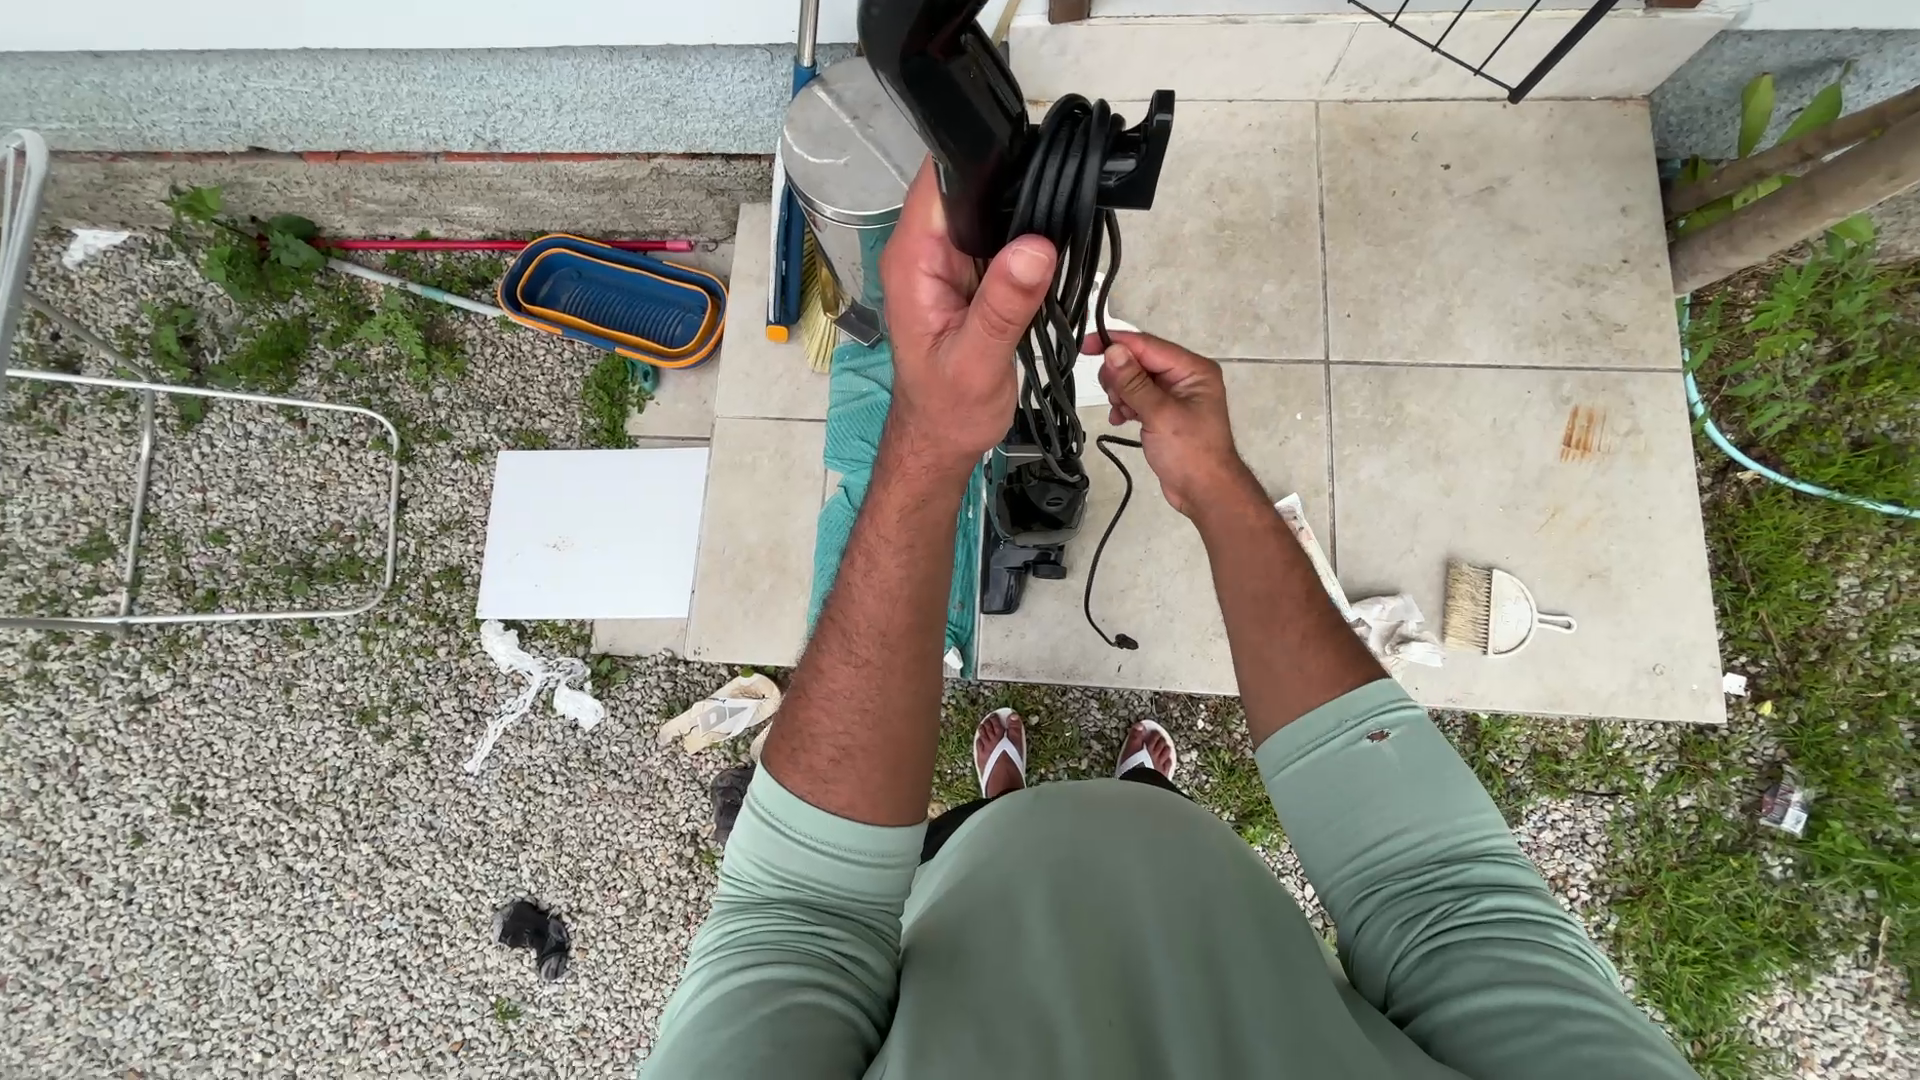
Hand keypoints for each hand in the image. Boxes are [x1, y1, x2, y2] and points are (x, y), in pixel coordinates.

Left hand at [879, 160, 1057, 477]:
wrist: (942, 438)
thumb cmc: (947, 411)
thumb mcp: (976, 363)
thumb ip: (1002, 307)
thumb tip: (1035, 247)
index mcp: (914, 260)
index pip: (940, 178)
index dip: (982, 159)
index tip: (1031, 159)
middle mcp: (926, 252)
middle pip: (969, 185)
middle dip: (1014, 185)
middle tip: (1060, 205)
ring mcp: (948, 262)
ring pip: (989, 211)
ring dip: (1023, 216)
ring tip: (1057, 235)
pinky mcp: (970, 277)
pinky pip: (1000, 241)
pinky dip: (1024, 244)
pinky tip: (1046, 256)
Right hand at [1093, 331, 1255, 517]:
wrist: (1204, 491)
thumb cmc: (1190, 453)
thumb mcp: (1159, 414)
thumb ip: (1134, 382)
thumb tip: (1113, 351)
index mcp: (1192, 370)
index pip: (1149, 346)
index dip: (1117, 344)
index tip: (1086, 345)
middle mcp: (1185, 378)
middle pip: (1141, 362)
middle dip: (1120, 375)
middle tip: (1111, 395)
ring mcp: (1175, 397)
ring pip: (1136, 381)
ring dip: (1121, 393)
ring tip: (1121, 412)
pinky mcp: (1164, 414)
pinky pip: (1138, 399)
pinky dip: (1126, 406)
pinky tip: (1121, 420)